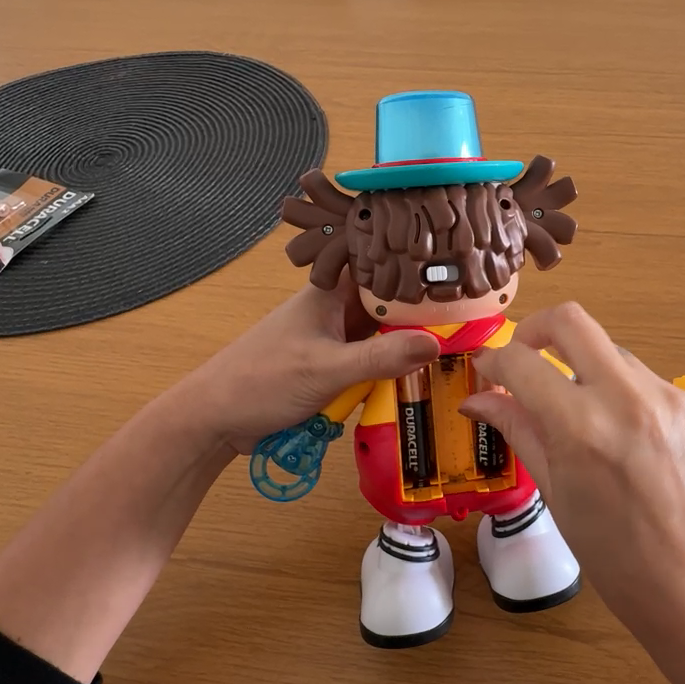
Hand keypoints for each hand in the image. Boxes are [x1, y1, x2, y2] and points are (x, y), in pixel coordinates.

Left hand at [153, 272, 438, 456]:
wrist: (213, 420)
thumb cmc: (261, 381)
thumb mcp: (327, 369)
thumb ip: (382, 357)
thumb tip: (437, 343)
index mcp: (330, 291)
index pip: (381, 264)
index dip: (417, 264)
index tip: (459, 268)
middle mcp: (336, 308)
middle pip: (390, 301)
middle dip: (423, 310)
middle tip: (470, 314)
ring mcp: (335, 337)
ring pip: (383, 331)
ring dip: (407, 342)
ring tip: (457, 341)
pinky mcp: (332, 365)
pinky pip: (372, 359)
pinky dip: (390, 367)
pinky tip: (419, 371)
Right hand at [462, 303, 684, 637]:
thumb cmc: (617, 560)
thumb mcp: (557, 496)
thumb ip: (520, 431)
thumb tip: (478, 397)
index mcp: (583, 428)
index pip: (522, 361)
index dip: (494, 359)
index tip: (487, 369)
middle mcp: (628, 397)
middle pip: (572, 320)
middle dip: (537, 329)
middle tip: (525, 357)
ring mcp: (671, 396)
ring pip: (613, 353)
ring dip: (587, 371)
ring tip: (585, 420)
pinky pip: (648, 383)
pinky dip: (626, 398)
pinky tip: (631, 442)